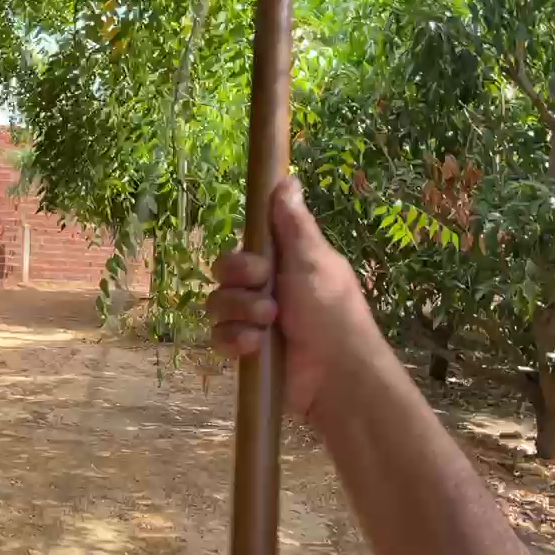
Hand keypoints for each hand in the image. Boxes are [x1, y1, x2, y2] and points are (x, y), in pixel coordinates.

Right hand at [206, 176, 383, 420]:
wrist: (337, 377)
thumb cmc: (332, 313)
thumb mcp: (314, 261)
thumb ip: (292, 224)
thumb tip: (287, 178)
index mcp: (283, 264)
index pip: (243, 248)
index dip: (242, 257)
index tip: (259, 265)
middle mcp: (265, 289)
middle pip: (222, 275)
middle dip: (239, 286)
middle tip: (267, 298)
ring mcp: (253, 321)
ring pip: (217, 305)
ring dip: (239, 313)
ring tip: (267, 325)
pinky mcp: (246, 350)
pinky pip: (218, 336)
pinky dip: (233, 340)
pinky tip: (254, 346)